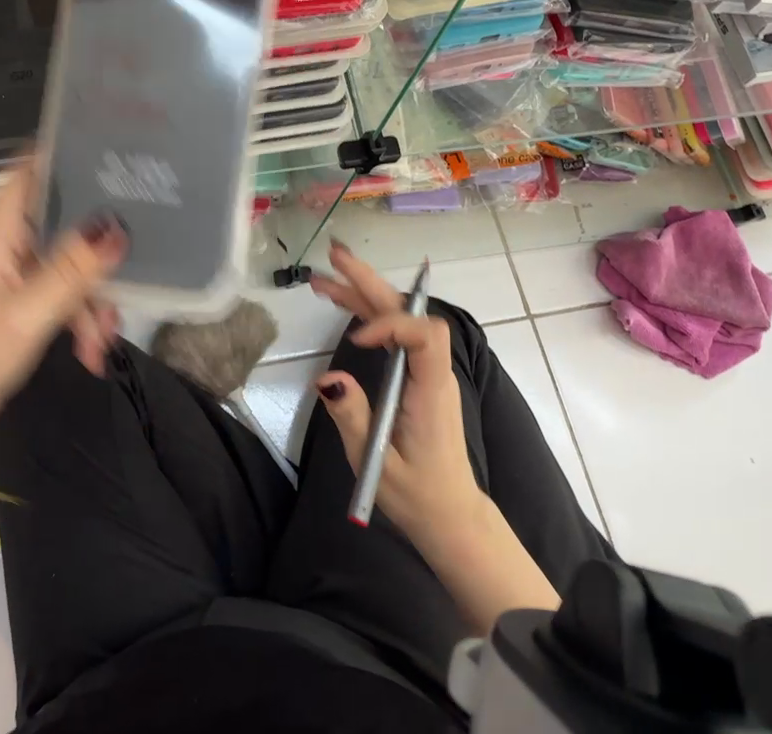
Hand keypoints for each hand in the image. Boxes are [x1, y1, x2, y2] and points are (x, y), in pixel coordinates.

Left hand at [0, 167, 129, 412]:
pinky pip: (61, 296)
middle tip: (124, 282)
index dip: (63, 154)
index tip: (109, 156)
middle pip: (63, 225)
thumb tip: (115, 227)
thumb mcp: (29, 315)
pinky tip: (90, 354)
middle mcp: (8, 246)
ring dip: (91, 303)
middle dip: (96, 257)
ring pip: (69, 267)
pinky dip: (78, 322)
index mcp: (0, 235)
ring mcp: (14, 274)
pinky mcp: (19, 301)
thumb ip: (72, 271)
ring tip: (101, 343)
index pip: (29, 172)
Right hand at [308, 242, 479, 544]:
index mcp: (430, 392)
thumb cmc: (417, 495)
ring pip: (398, 321)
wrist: (449, 515)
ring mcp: (424, 374)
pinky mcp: (414, 379)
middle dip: (370, 283)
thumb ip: (353, 417)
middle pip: (407, 314)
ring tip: (322, 279)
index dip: (391, 325)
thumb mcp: (376, 464)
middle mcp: (431, 374)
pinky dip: (368, 316)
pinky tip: (344, 306)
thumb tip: (327, 376)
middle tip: (333, 257)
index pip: (425, 335)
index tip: (355, 341)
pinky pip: (395, 337)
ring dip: (362, 295)